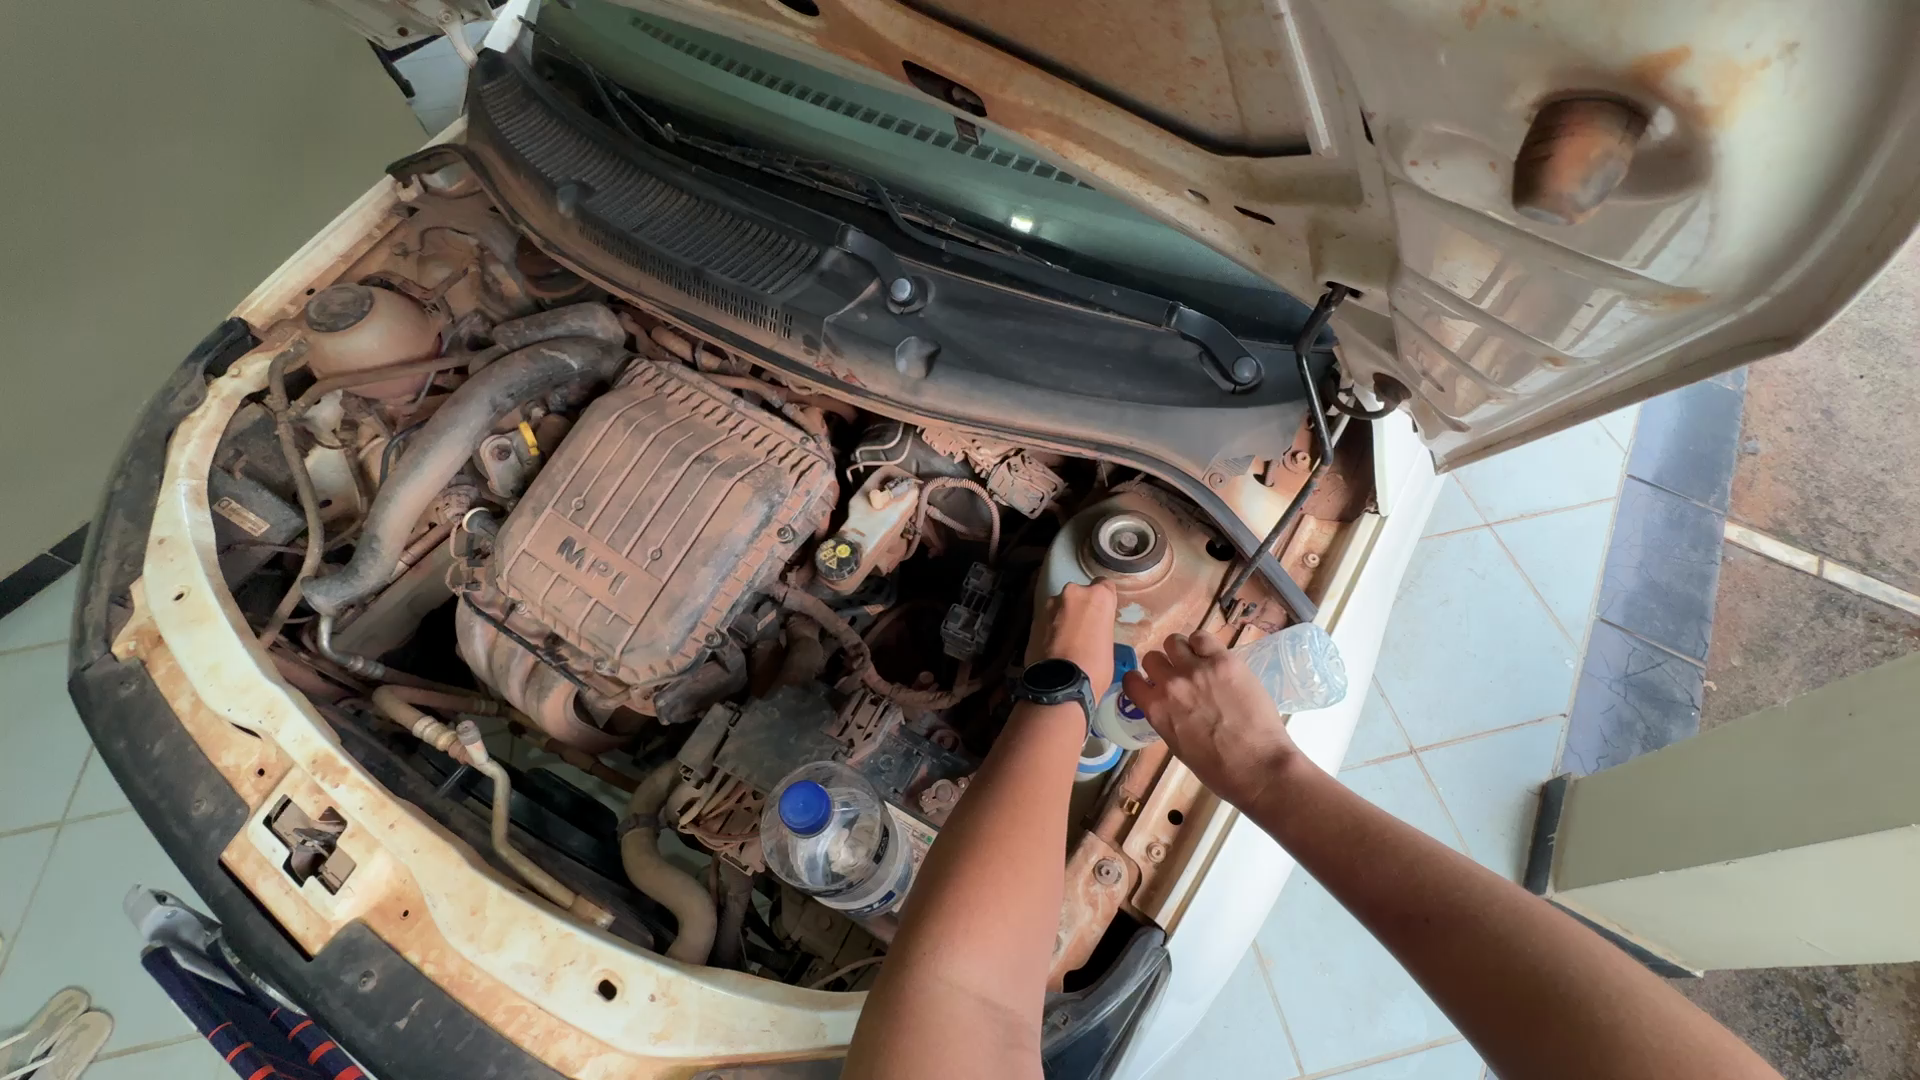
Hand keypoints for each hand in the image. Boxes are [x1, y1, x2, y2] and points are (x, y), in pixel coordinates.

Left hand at [1027, 580, 1118, 700]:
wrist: (1060, 683)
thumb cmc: (1095, 667)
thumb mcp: (1108, 644)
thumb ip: (1099, 627)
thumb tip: (1091, 632)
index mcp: (1098, 596)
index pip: (1104, 585)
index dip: (1103, 601)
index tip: (1101, 614)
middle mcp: (1073, 592)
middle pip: (1079, 595)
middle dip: (1080, 608)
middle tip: (1082, 630)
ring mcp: (1050, 604)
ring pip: (1060, 606)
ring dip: (1062, 617)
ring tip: (1064, 641)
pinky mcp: (1033, 618)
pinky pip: (1046, 619)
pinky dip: (1049, 628)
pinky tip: (1052, 646)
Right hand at [1121, 630, 1300, 809]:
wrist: (1258, 767)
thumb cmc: (1217, 769)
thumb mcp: (1177, 745)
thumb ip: (1166, 717)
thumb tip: (1169, 703)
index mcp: (1156, 709)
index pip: (1131, 680)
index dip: (1141, 680)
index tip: (1151, 683)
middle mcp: (1170, 684)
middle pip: (1152, 657)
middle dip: (1163, 666)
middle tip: (1179, 676)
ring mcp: (1196, 669)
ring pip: (1173, 641)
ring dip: (1181, 651)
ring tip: (1196, 662)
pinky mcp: (1223, 660)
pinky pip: (1202, 637)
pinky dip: (1203, 644)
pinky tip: (1212, 656)